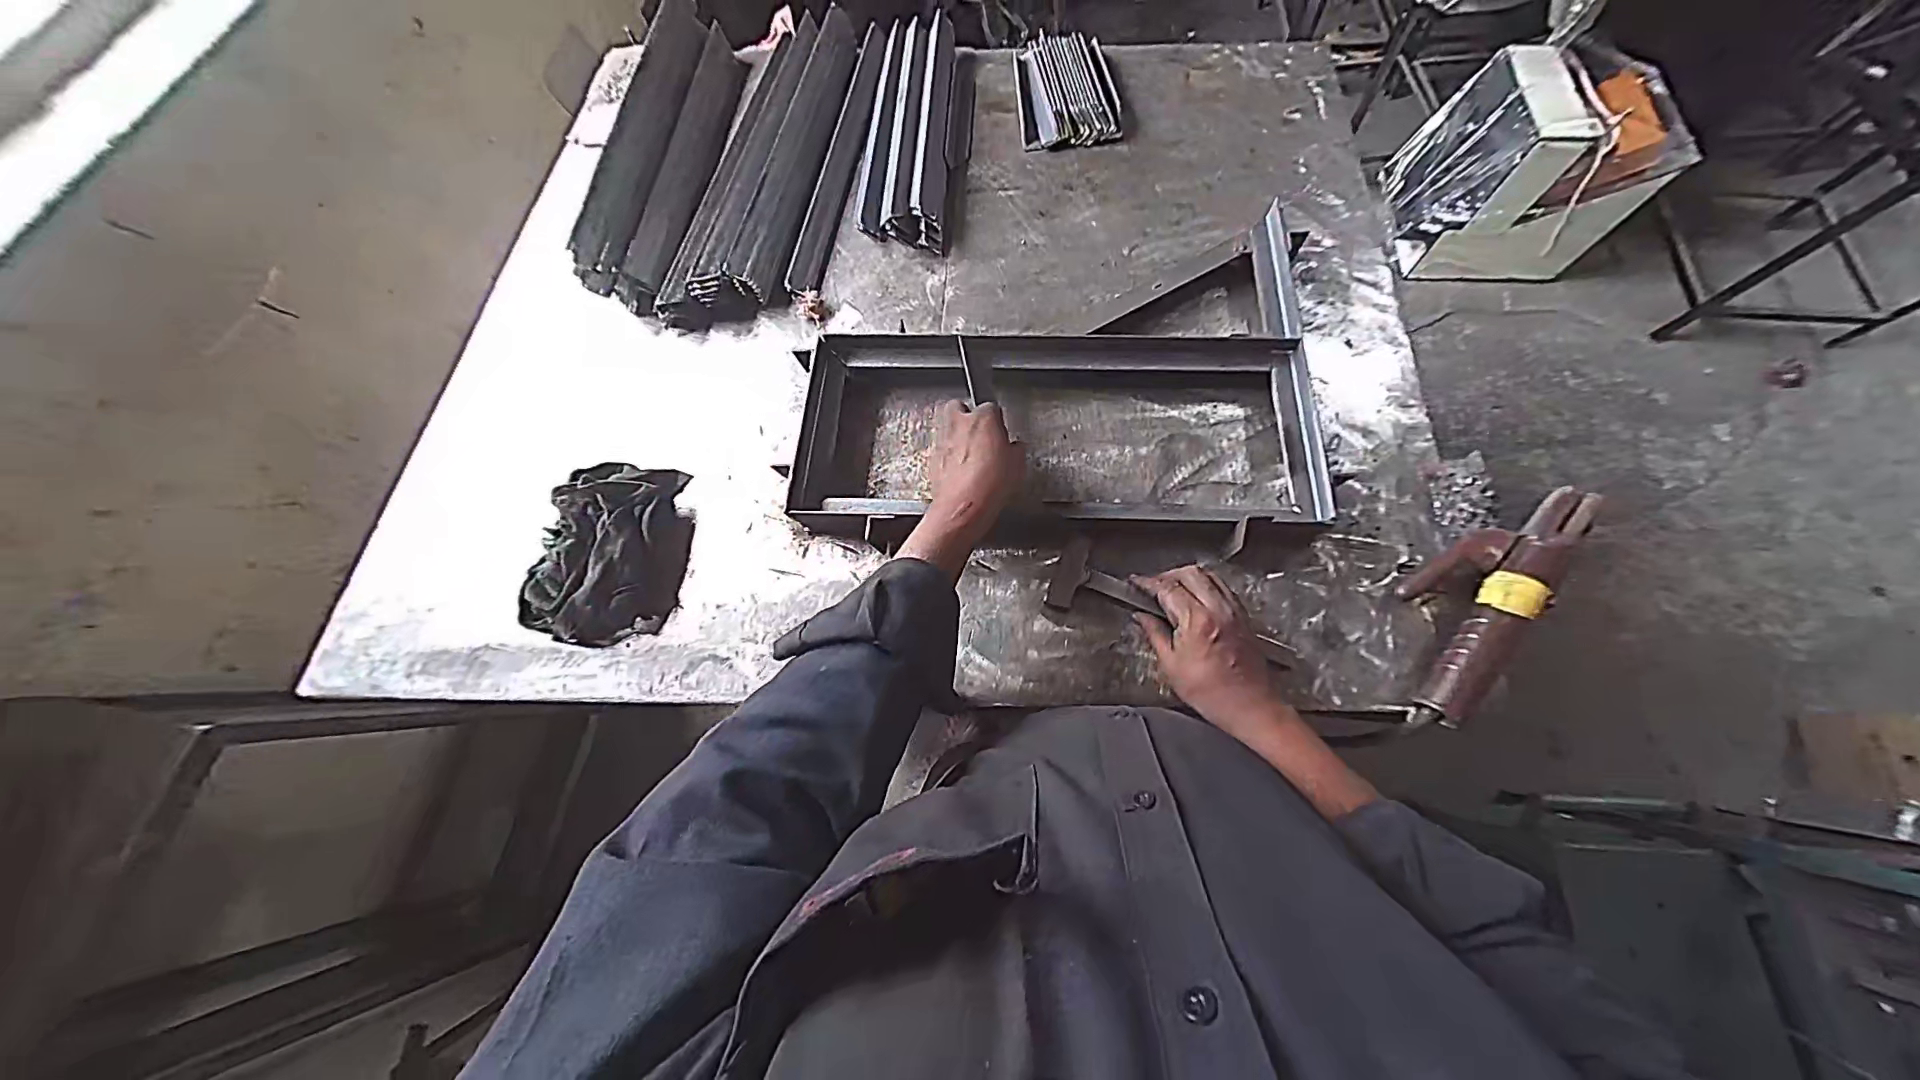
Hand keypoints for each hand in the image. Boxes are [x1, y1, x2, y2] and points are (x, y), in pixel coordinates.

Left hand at [898, 401, 1024, 578]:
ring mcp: (942, 439)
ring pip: (946, 426)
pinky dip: (947, 455)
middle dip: (968, 416)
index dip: (997, 421)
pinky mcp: (932, 457)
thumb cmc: (989, 484)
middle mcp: (959, 422)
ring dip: (956, 434)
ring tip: (969, 453)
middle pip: (960, 406)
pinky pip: (940, 448)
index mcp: (983, 418)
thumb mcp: (1017, 465)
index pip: (991, 408)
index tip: (1001, 432)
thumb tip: (1015, 448)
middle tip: (980, 433)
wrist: (962, 507)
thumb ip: (1015, 450)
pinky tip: (959, 469)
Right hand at [1131, 566, 1282, 733]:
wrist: (1250, 707)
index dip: (1147, 583)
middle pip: (1190, 573)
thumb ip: (1154, 634)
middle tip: (1152, 586)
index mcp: (1197, 620)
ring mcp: (1234, 611)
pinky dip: (1206, 586)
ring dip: (1187, 578)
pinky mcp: (1243, 617)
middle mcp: (1218, 610)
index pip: (1167, 588)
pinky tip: (1196, 599)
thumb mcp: (1171, 665)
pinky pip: (1222, 588)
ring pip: (1209, 576)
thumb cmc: (1213, 694)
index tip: (1136, 583)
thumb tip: (1142, 617)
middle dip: (1167, 575)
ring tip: (1172, 590)